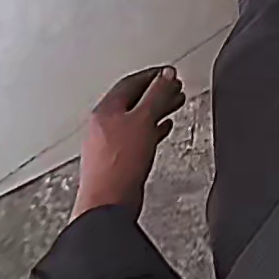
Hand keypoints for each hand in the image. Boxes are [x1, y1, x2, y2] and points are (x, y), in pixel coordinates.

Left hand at [73, 66, 185, 219]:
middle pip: (135, 99)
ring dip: (157, 109)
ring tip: (174, 103)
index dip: (153, 75)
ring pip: (137, 117)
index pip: (131, 82)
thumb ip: (157, 94)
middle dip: (157, 92)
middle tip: (174, 86)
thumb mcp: (144, 120)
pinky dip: (152, 128)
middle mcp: (104, 124)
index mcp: (105, 110)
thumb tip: (166, 75)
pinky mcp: (117, 160)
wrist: (108, 205)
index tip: (168, 72)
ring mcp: (109, 143)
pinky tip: (163, 128)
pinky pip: (137, 135)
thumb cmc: (118, 165)